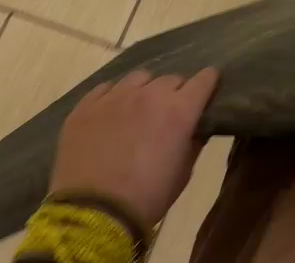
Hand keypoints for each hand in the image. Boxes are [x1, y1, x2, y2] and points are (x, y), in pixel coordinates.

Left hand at [49, 68, 219, 227]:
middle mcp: (150, 95)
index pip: (205, 78)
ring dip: (144, 90)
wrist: (92, 216)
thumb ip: (194, 142)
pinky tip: (110, 114)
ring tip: (137, 110)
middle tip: (168, 113)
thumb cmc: (146, 198)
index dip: (209, 82)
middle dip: (174, 92)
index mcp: (180, 110)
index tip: (207, 90)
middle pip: (171, 78)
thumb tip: (196, 127)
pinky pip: (105, 89)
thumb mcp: (183, 173)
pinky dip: (113, 97)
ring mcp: (115, 97)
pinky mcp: (86, 106)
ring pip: (138, 78)